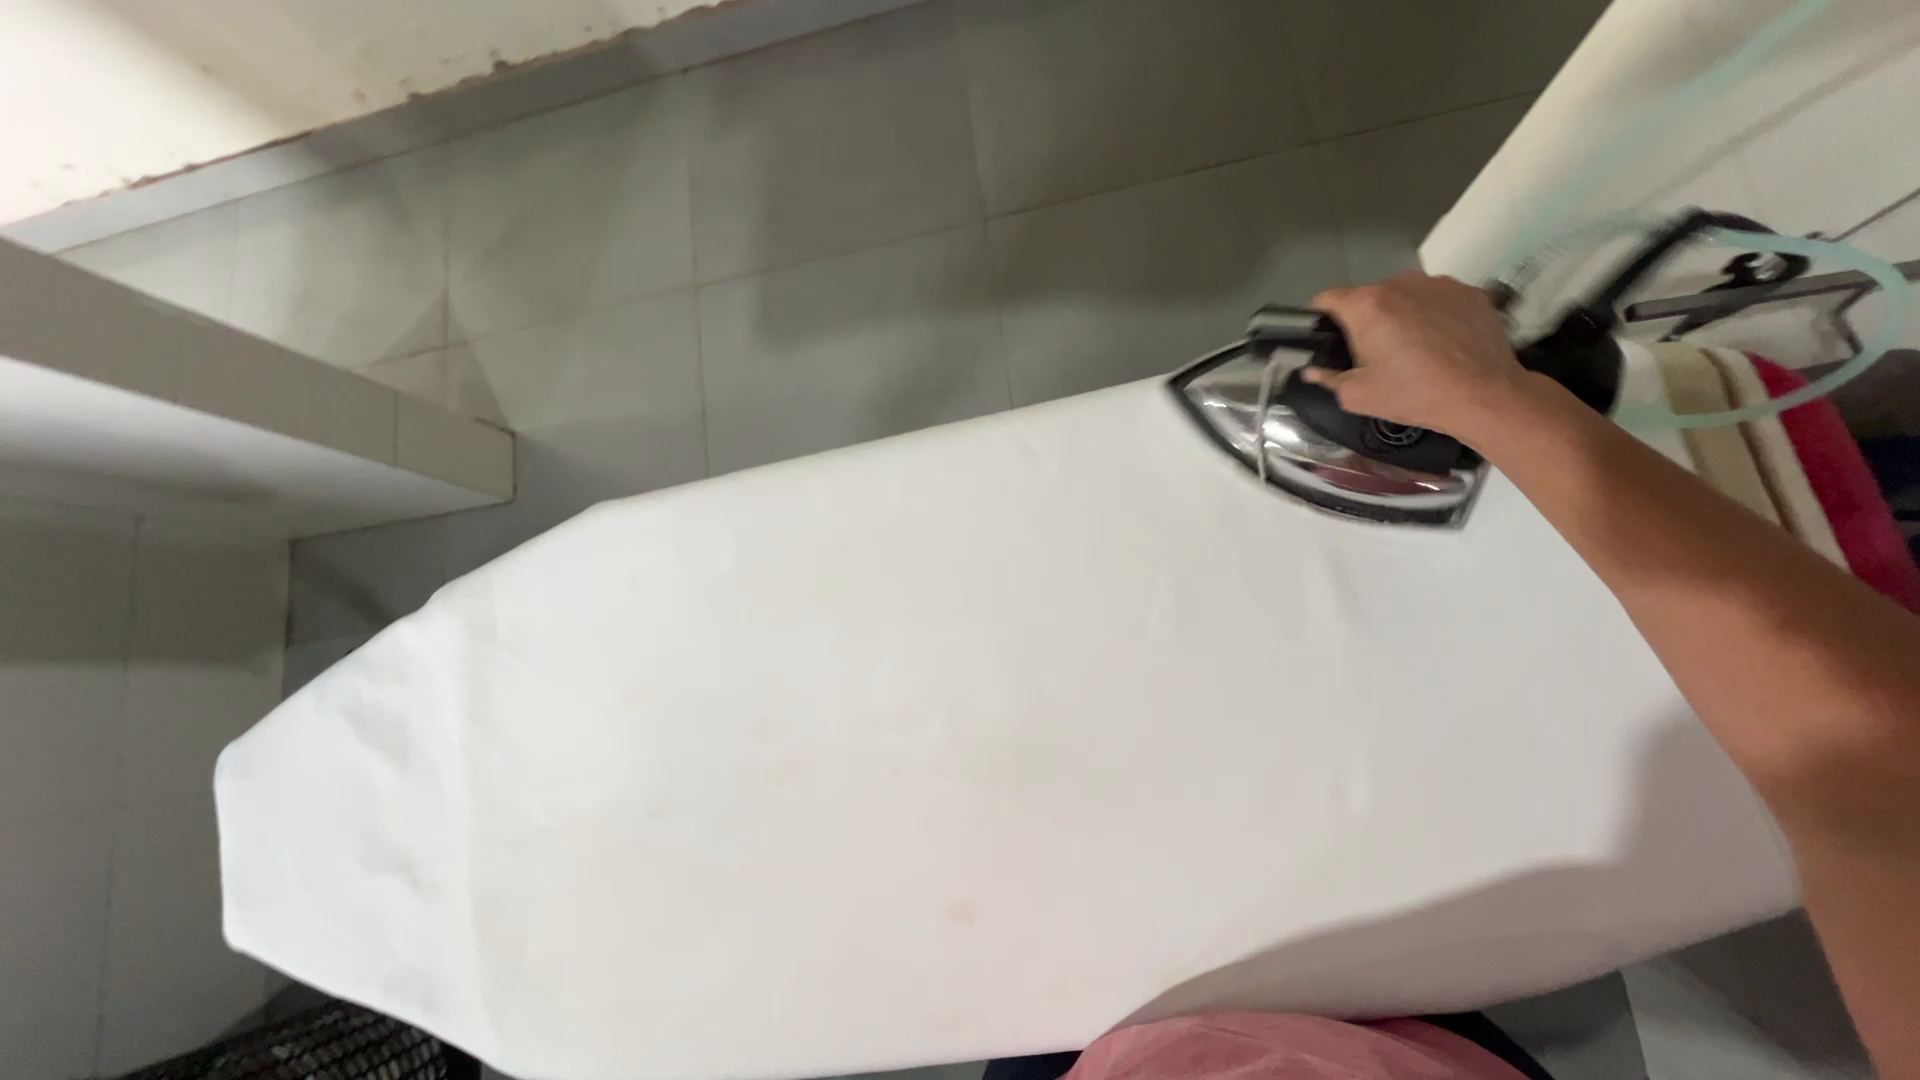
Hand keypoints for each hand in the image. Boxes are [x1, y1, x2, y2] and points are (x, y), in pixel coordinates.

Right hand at [1302, 272, 1534, 443]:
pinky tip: (1441, 341)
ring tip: (1412, 346)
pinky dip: (1432, 314)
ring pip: (1404, 294)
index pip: (1327, 298)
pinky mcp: (1469, 291)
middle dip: (1364, 318)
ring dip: (1399, 313)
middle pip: (1368, 295)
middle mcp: (1400, 283)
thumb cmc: (1412, 395)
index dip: (1320, 316)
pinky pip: (1437, 298)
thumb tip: (1312, 371)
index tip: (1325, 335)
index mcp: (1366, 306)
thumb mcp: (1357, 396)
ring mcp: (1438, 283)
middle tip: (1373, 351)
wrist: (1483, 395)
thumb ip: (1327, 378)